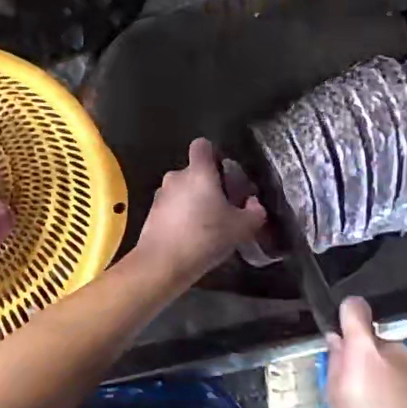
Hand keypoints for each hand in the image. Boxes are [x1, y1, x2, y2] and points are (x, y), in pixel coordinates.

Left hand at [134, 138, 267, 284]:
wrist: (163, 261)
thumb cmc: (206, 237)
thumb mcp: (242, 227)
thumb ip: (254, 212)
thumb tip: (254, 204)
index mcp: (198, 172)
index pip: (202, 146)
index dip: (215, 154)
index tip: (226, 172)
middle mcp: (176, 177)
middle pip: (195, 170)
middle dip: (210, 183)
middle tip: (226, 204)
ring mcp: (161, 193)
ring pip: (183, 188)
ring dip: (195, 199)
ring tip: (210, 222)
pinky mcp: (152, 210)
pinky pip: (172, 204)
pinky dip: (182, 212)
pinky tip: (193, 233)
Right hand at [323, 297, 406, 407]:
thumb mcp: (336, 398)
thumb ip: (335, 364)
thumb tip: (338, 343)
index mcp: (367, 347)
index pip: (355, 307)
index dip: (345, 313)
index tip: (339, 330)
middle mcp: (396, 349)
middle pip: (373, 339)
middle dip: (362, 353)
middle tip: (353, 383)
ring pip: (391, 359)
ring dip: (382, 372)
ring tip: (376, 405)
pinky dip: (400, 388)